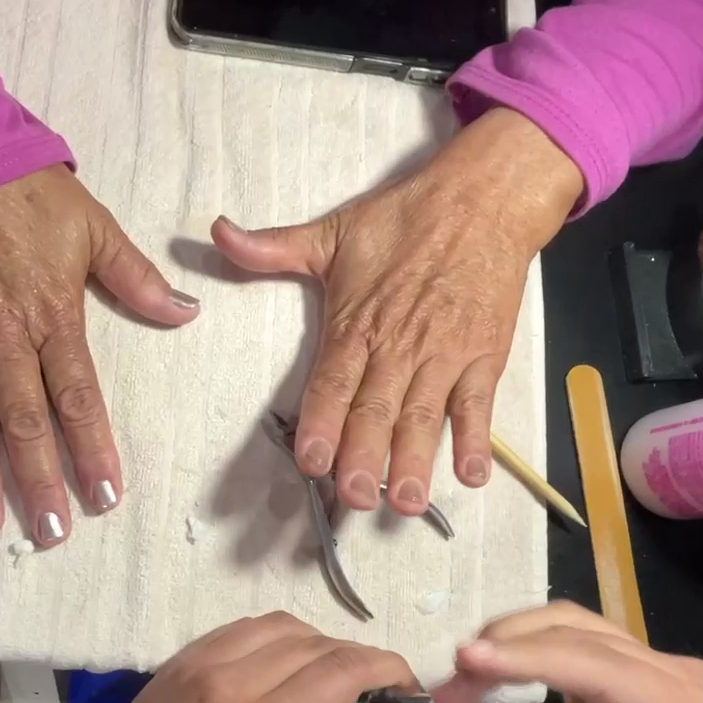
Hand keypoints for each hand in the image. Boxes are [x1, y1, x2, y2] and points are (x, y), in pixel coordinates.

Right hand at [0, 165, 199, 544]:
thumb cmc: (23, 189)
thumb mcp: (93, 226)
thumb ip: (138, 278)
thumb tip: (186, 314)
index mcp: (54, 319)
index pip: (80, 399)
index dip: (93, 451)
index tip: (105, 498)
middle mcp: (5, 340)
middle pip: (27, 423)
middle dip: (39, 481)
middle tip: (50, 532)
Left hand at [40, 612, 415, 702]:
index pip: (341, 671)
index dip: (385, 668)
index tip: (407, 686)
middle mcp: (235, 682)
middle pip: (318, 643)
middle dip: (358, 658)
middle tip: (375, 691)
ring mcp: (203, 661)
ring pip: (283, 625)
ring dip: (319, 642)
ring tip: (332, 675)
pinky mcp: (183, 654)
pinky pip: (245, 626)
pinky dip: (278, 635)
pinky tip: (284, 663)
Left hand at [213, 108, 581, 515]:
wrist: (484, 197)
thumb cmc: (405, 219)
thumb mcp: (331, 233)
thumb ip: (272, 248)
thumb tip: (217, 233)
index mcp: (354, 324)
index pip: (332, 382)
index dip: (320, 423)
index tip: (310, 461)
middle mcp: (397, 347)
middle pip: (376, 410)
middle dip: (364, 456)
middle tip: (354, 498)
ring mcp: (443, 355)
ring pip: (424, 416)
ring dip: (416, 461)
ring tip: (408, 504)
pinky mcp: (484, 356)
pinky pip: (479, 404)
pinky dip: (476, 439)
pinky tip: (471, 476)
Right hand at [433, 602, 702, 702]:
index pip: (602, 669)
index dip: (529, 658)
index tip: (463, 661)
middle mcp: (689, 682)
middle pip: (583, 634)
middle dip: (507, 650)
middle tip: (449, 689)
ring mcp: (668, 672)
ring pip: (575, 627)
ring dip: (513, 643)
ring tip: (463, 679)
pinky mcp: (643, 676)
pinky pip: (576, 646)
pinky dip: (528, 655)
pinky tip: (493, 677)